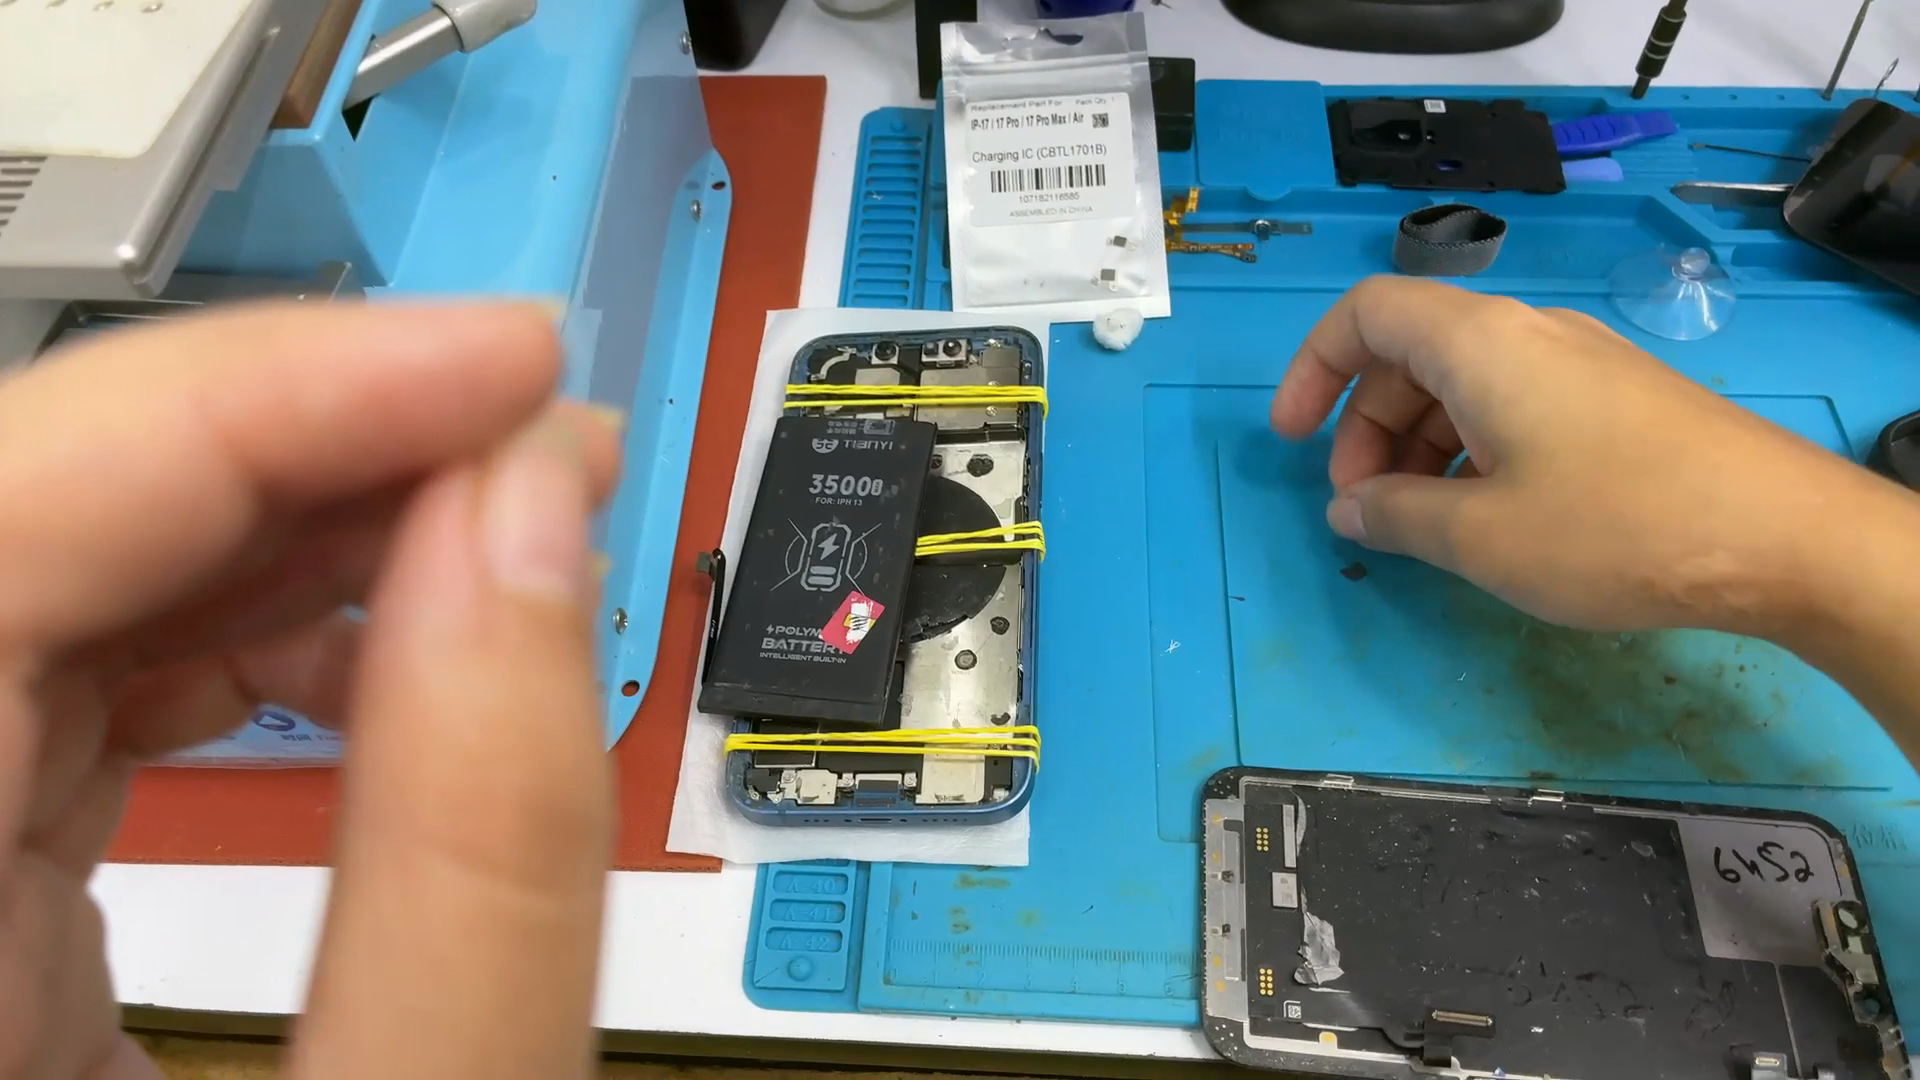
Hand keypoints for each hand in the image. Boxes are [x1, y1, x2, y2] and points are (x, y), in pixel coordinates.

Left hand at [0, 305, 619, 1078]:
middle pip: (18, 524)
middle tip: (551, 452)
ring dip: (313, 525)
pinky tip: (395, 633)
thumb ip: (497, 814)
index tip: (523, 364)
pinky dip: (257, 615)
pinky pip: (62, 656)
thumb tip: (550, 525)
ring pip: (43, 573)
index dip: (293, 394)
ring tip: (508, 533)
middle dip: (336, 452)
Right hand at [1270, 276, 1891, 637]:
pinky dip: (1459, 455)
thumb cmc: (1614, 526)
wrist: (1800, 546)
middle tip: (1359, 506)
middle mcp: (1523, 338)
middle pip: (1403, 360)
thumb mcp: (1476, 534)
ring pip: (1451, 390)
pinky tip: (1471, 514)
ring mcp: (1570, 368)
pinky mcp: (1604, 403)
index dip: (1311, 368)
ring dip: (1407, 450)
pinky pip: (1501, 410)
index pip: (1366, 315)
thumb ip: (1390, 515)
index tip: (1290, 435)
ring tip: (1411, 521)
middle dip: (1360, 431)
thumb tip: (1347, 512)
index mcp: (1480, 345)